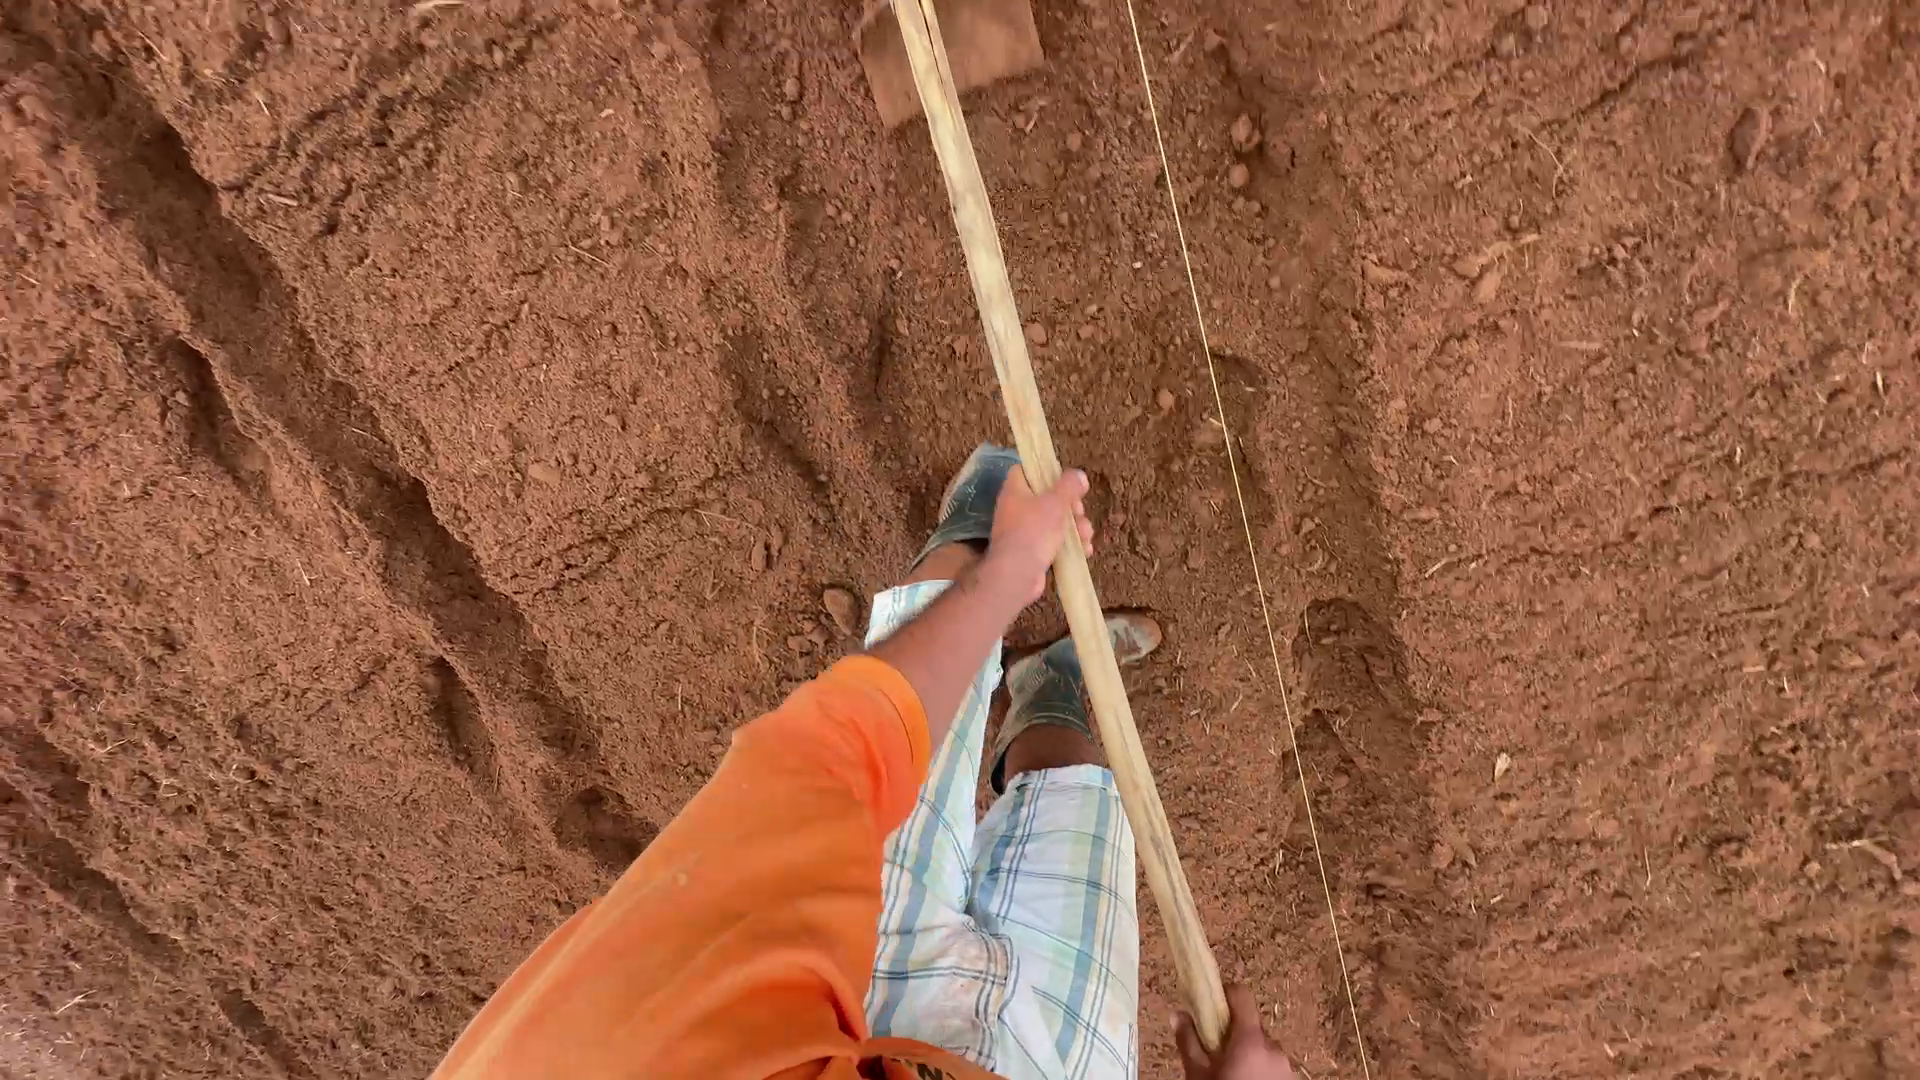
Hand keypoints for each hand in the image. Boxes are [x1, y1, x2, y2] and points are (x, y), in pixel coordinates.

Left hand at [976, 464, 1092, 605]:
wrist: (1017, 574)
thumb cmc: (1034, 531)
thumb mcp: (1055, 503)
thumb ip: (1069, 486)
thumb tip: (1079, 475)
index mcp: (1015, 490)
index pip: (1025, 471)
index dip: (1046, 472)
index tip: (1065, 479)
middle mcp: (1016, 508)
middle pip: (1048, 497)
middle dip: (1071, 507)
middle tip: (1080, 513)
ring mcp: (1023, 531)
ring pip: (1055, 521)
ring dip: (1075, 527)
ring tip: (1086, 536)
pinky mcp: (1032, 551)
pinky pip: (1054, 541)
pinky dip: (1069, 545)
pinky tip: (1084, 550)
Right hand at [1175, 987, 1295, 1079]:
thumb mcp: (1198, 1075)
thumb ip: (1189, 1040)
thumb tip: (1177, 1014)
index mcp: (1250, 1040)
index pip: (1242, 995)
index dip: (1226, 994)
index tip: (1212, 1004)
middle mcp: (1274, 1050)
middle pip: (1252, 1027)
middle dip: (1235, 1036)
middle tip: (1218, 1054)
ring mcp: (1288, 1071)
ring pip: (1265, 1050)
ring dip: (1250, 1056)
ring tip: (1234, 1077)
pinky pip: (1275, 1069)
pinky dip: (1262, 1073)